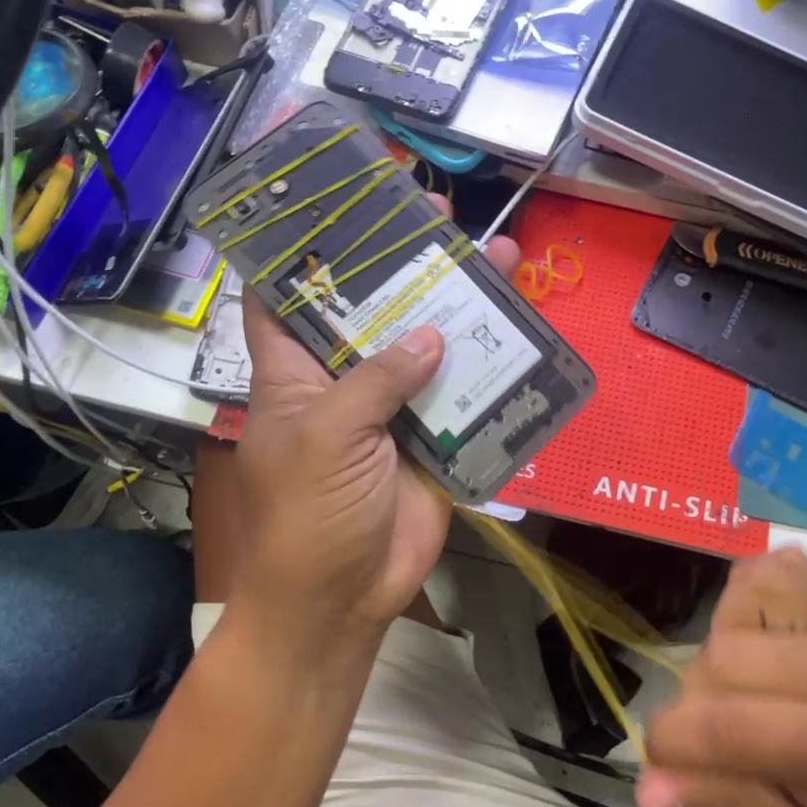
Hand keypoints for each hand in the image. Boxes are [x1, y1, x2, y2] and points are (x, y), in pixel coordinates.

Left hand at [230, 194, 519, 642]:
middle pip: (374, 309)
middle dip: (404, 266)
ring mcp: (392, 408)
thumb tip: (430, 336)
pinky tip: (520, 329)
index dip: (305, 250)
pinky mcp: (432, 437)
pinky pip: (462, 394)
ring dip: (458, 308)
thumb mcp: (327, 437)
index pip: (286, 295)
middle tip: (441, 218)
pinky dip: (489, 368)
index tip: (339, 207)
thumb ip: (377, 380)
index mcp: (295, 371)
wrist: (344, 599)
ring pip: (426, 346)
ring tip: (499, 256)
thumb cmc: (308, 515)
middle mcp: (344, 379)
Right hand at [639, 550, 806, 806]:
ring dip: (721, 656)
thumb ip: (726, 804)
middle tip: (721, 747)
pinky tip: (760, 642)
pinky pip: (776, 571)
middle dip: (697, 702)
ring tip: (747, 700)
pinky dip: (751, 598)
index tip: (663, 771)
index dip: (669, 744)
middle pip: (722, 653)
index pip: (723, 722)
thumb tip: (646, 784)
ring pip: (738, 609)